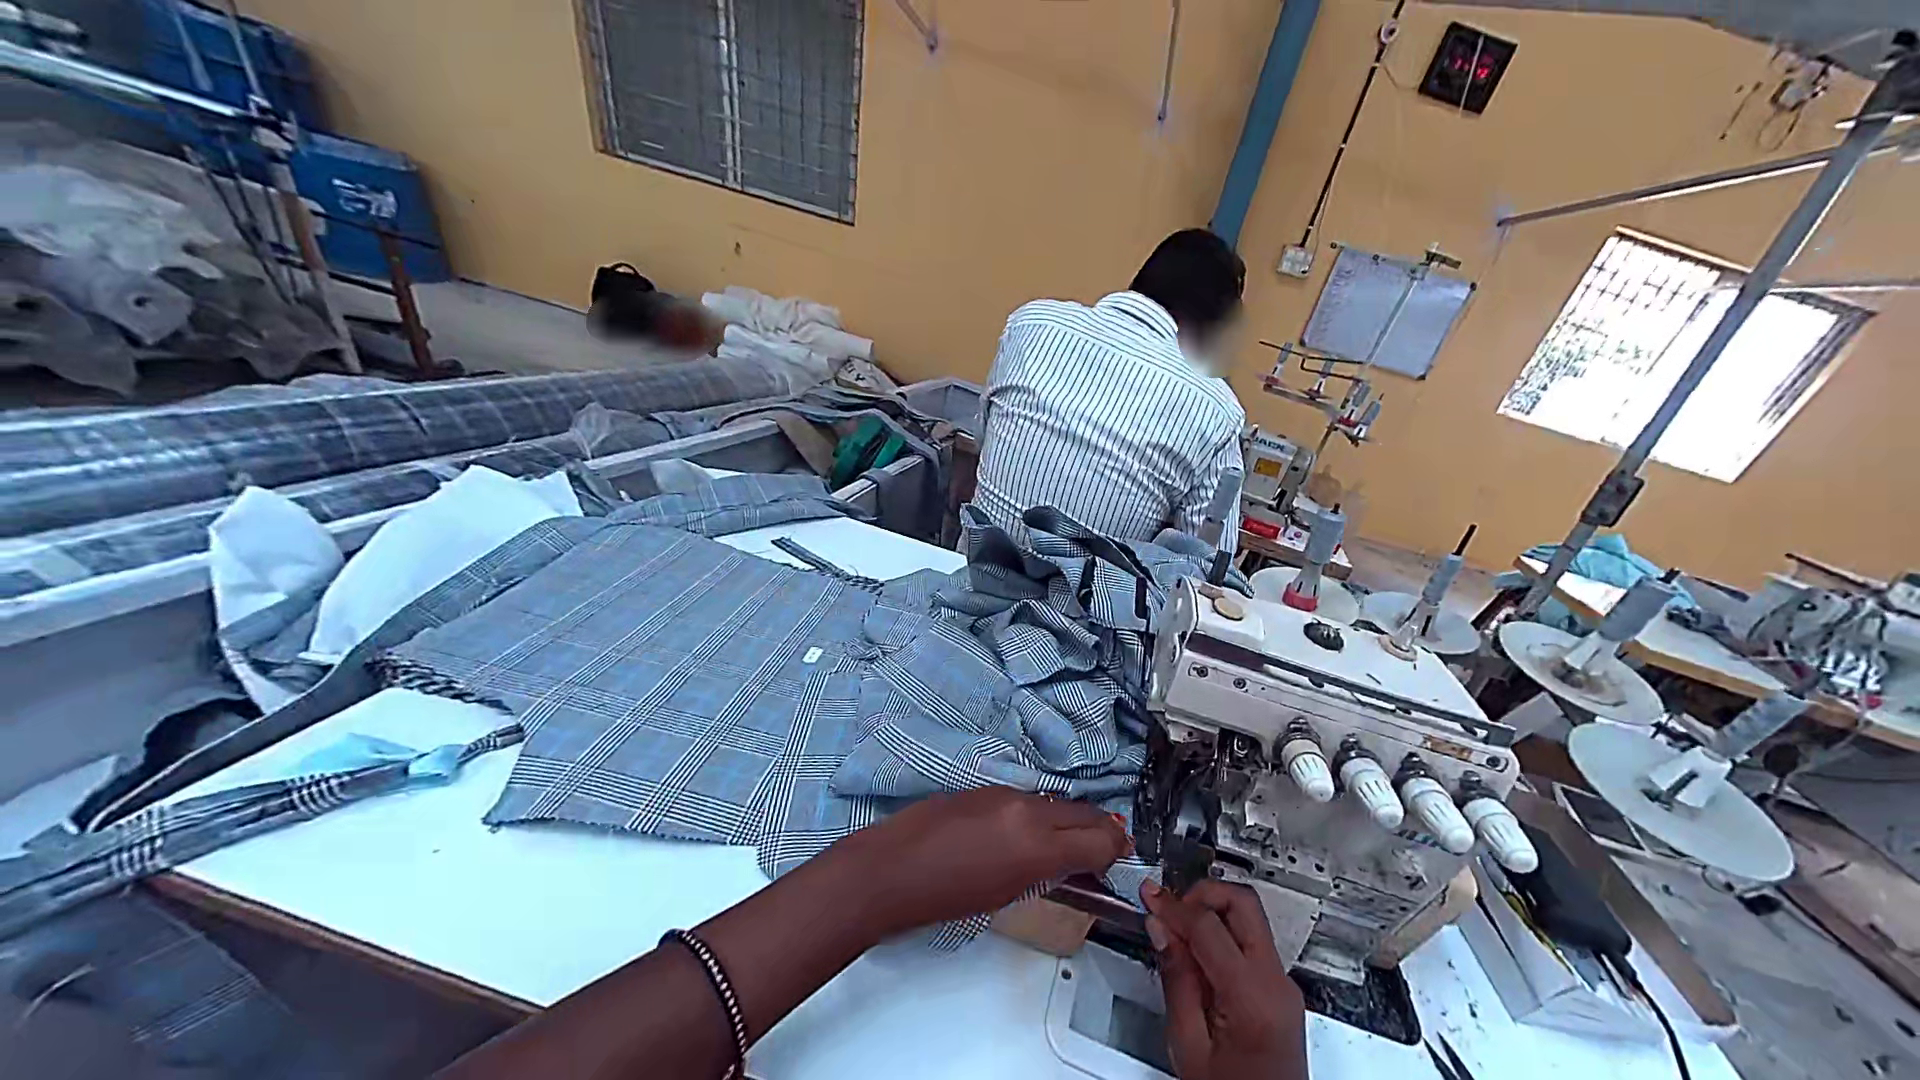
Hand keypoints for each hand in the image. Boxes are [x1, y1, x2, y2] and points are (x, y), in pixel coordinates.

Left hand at [827, 786, 1131, 938]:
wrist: (892, 868)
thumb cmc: (943, 897)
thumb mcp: (1005, 896)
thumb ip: (1044, 873)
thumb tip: (1067, 864)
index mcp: (1037, 845)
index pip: (1098, 838)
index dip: (1114, 849)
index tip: (1118, 858)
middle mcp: (1027, 809)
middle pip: (1084, 813)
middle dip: (1101, 830)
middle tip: (1106, 850)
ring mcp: (1004, 793)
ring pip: (1056, 802)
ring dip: (1070, 820)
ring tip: (1068, 843)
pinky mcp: (985, 787)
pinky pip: (1027, 799)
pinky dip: (1040, 814)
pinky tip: (1028, 832)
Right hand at [1141, 879, 1308, 1079]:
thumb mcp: (1189, 1047)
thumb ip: (1176, 980)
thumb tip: (1161, 927)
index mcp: (1253, 999)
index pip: (1208, 925)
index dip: (1173, 905)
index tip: (1149, 895)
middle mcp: (1277, 985)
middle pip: (1243, 902)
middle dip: (1201, 894)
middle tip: (1168, 907)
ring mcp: (1284, 987)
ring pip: (1249, 917)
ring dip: (1211, 912)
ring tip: (1177, 932)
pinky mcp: (1281, 991)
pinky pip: (1251, 942)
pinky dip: (1221, 933)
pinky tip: (1195, 954)